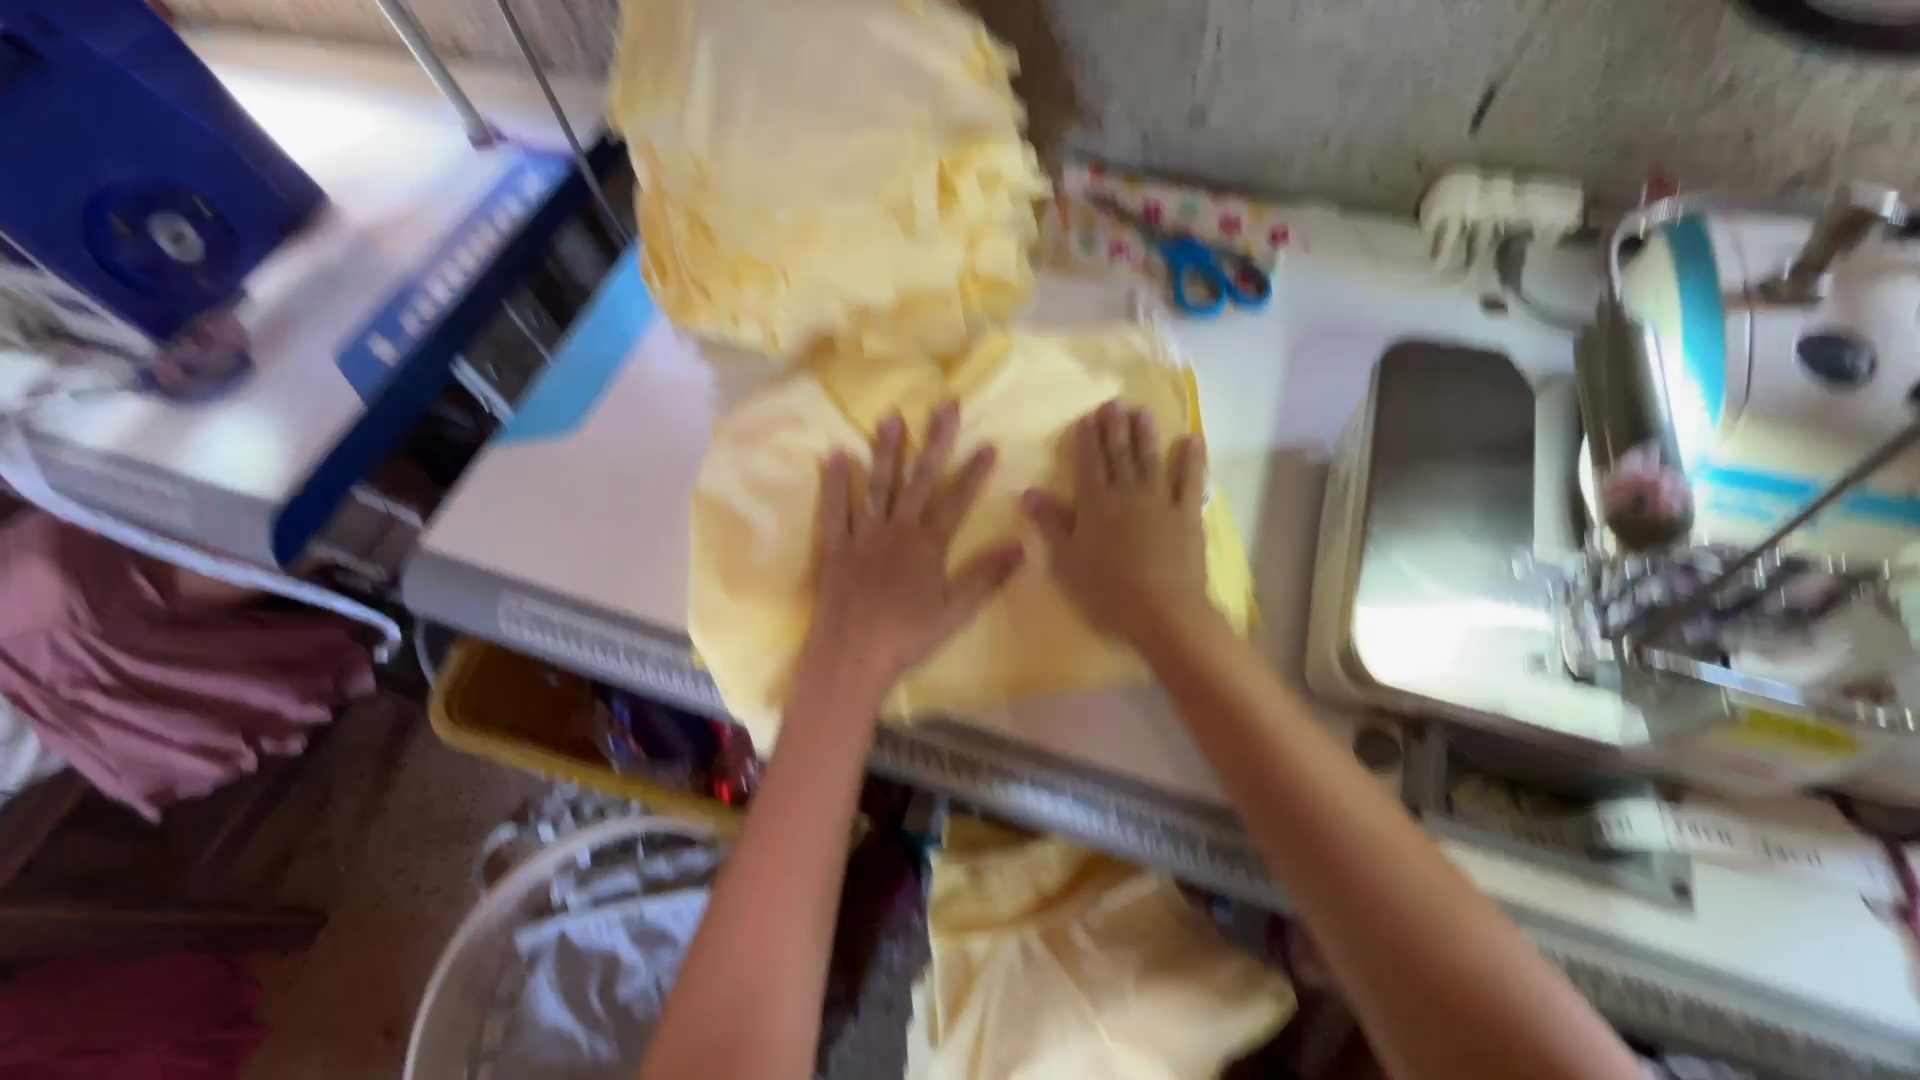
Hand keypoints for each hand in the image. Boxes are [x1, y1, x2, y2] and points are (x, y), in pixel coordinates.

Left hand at [804, 401, 1023, 693]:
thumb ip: (986, 576)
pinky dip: (836, 483)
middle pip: (919, 481)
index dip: (973, 473)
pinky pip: (835, 509)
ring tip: (891, 418)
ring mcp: (863, 536)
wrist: (853, 654)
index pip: (956, 502)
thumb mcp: (955, 611)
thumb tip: (1021, 546)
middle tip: (944, 406)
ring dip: (886, 450)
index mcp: (929, 547)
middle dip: (935, 443)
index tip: (988, 444)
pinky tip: (838, 456)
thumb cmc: (907, 637)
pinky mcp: (835, 546)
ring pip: (877, 485)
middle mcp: (898, 531)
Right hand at [1022, 399, 1217, 649]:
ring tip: (1142, 412)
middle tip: (1114, 403)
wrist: (1161, 612)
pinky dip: (1192, 459)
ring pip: (1151, 460)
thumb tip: (1029, 491)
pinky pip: (1191, 480)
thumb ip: (1049, 524)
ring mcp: (1160, 501)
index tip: (1087, 418)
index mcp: (1095, 505)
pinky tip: (1192, 440)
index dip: (1087, 440)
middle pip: (1119, 455)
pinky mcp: (1188, 515)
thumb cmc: (1106, 592)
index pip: (1088, 464)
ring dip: (1146, 435)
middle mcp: (1127, 494)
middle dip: (1115, 428)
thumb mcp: (1066, 561)